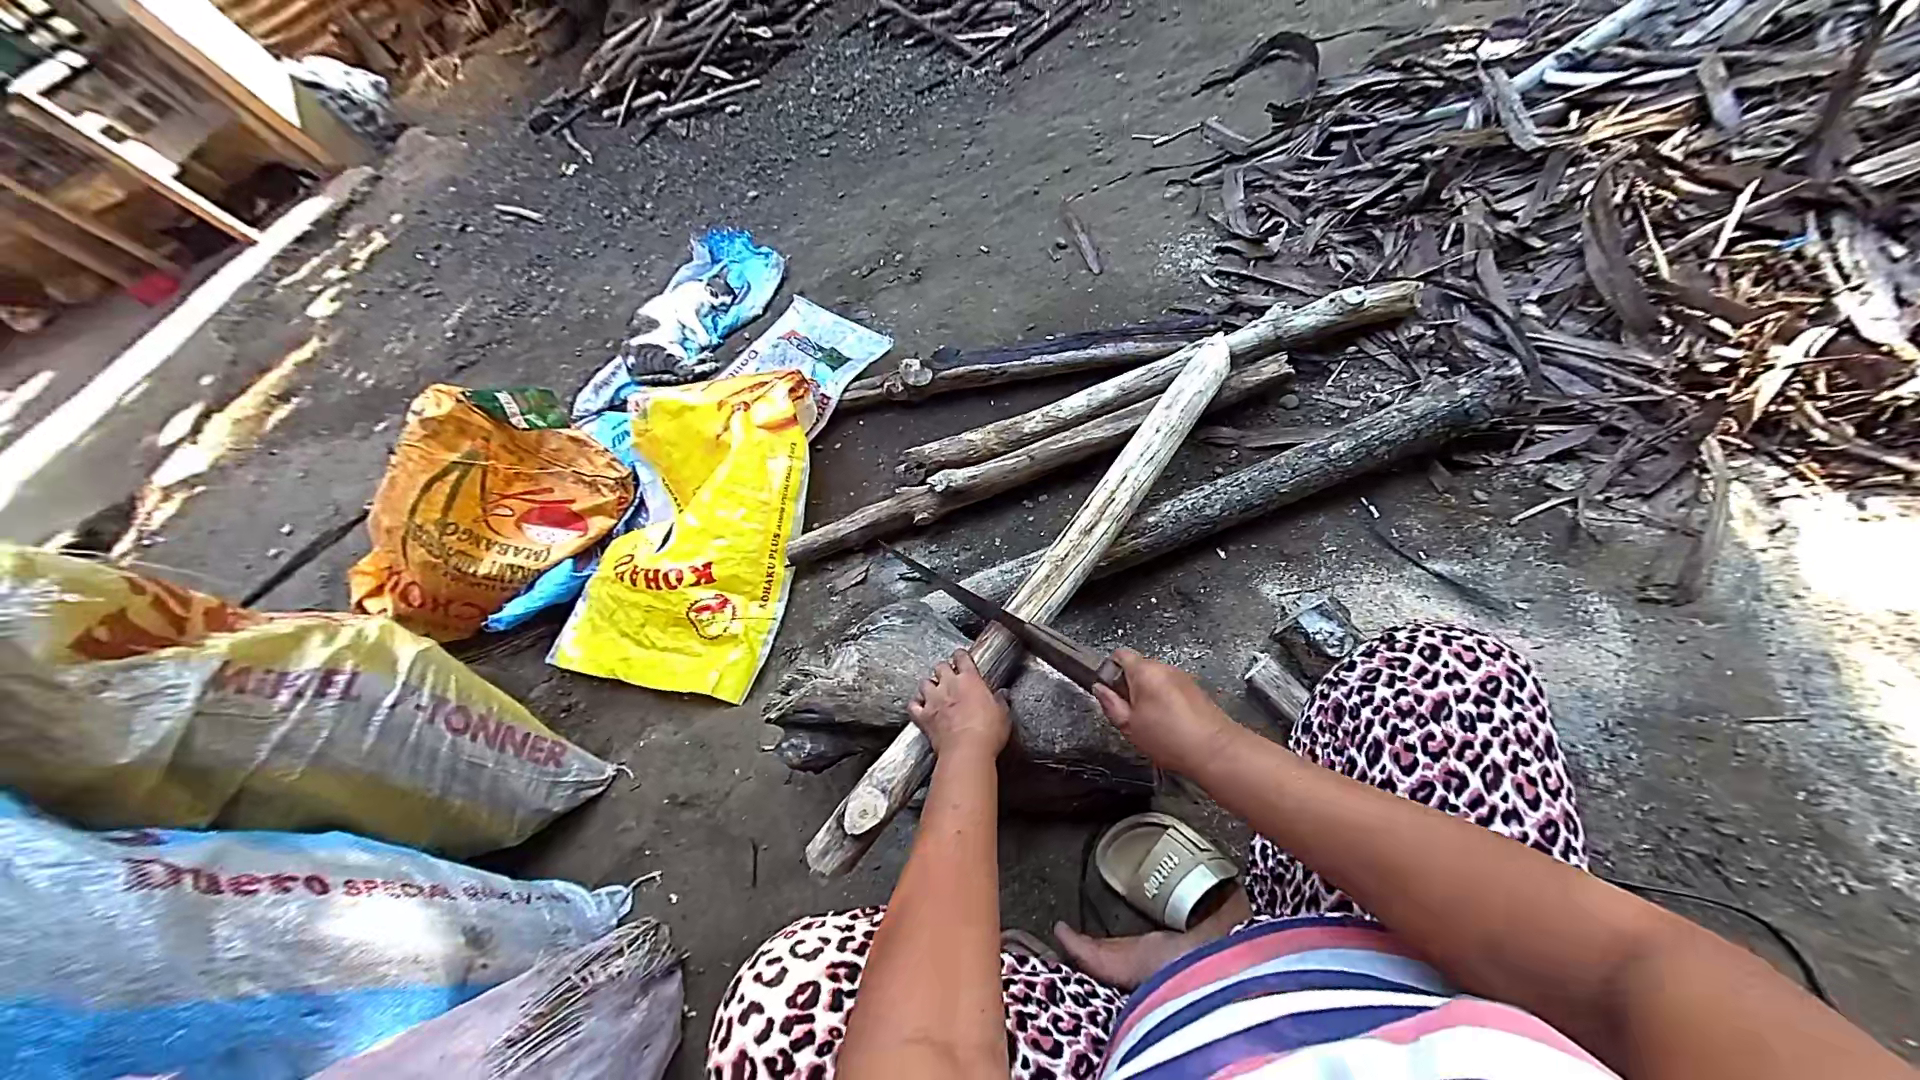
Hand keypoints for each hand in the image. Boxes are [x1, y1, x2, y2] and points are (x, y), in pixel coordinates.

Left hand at [908, 649, 1011, 757]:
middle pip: (940, 666)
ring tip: (933, 690)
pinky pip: (913, 705)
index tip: (961, 657)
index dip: (961, 656)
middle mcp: (949, 685)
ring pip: (924, 682)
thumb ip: (1000, 701)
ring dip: (928, 685)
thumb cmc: (987, 732)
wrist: (967, 751)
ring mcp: (933, 700)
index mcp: (970, 680)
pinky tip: (919, 706)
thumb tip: (1002, 695)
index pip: (962, 658)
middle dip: (943, 669)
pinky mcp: (924, 717)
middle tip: (948, 675)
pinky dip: (915, 704)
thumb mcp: (1003, 714)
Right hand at [1093, 649, 1238, 774]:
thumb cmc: (1173, 738)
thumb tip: (1099, 689)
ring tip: (1151, 723)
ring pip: (1155, 680)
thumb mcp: (1129, 725)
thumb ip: (1109, 703)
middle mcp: (1164, 668)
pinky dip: (1166, 702)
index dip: (1110, 671)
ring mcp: (1182, 677)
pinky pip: (1171, 689)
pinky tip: (1168, 725)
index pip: (1119, 655)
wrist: (1215, 751)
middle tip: (1130, 714)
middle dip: (1130, 687)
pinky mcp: (1194, 689)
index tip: (1111, 691)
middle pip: (1137, 668)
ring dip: (1149, 696)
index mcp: (1144, 671)